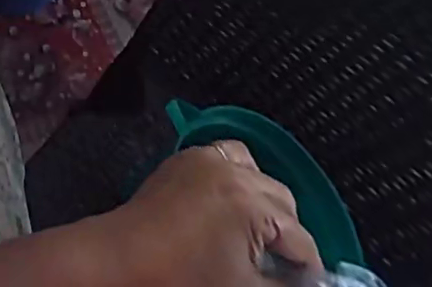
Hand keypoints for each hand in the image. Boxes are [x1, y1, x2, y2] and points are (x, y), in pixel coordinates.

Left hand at [94, 140, 320, 285]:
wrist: (124, 259)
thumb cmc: (185, 279)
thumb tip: (305, 283)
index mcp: (249, 201)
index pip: (300, 237)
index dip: (307, 271)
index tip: (302, 286)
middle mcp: (228, 169)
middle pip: (281, 198)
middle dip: (287, 233)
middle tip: (279, 267)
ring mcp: (201, 158)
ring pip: (253, 170)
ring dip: (262, 199)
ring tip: (256, 235)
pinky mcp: (181, 160)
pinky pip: (222, 158)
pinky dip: (234, 178)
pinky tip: (228, 211)